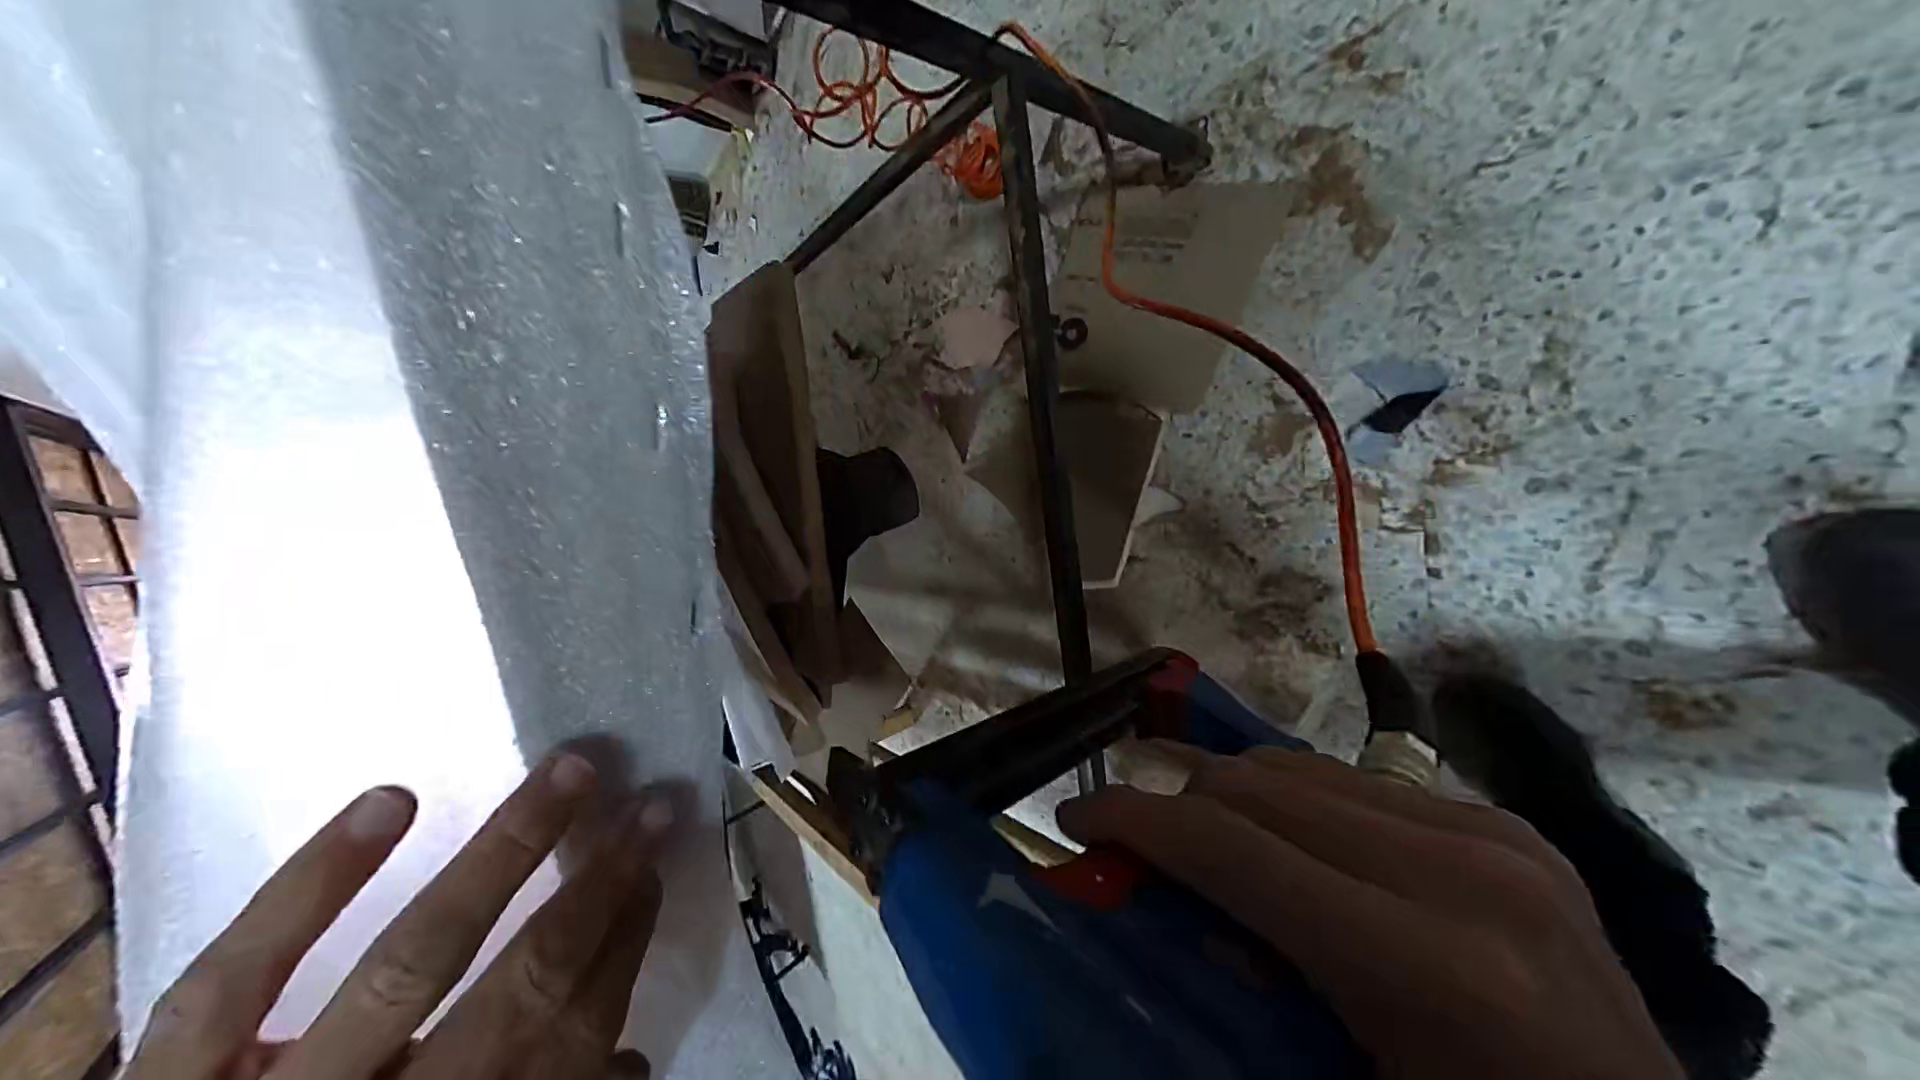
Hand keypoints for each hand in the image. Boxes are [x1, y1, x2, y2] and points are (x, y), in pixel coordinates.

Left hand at [124, 751, 671, 1079]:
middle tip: (644, 805)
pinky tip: (393, 798)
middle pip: (523, 982)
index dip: (624, 933)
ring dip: (509, 847)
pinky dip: (315, 883)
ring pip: (416, 954)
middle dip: (598, 882)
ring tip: (570, 771)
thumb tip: (632, 1055)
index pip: (580, 1023)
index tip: (650, 862)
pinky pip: (238, 975)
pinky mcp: (174, 1078)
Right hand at [1057, 746, 1685, 1079]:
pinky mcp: (1508, 825)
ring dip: (1231, 796)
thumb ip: (1239, 995)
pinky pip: (1355, 782)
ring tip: (1203, 837)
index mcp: (1428, 968)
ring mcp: (1498, 835)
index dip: (1135, 818)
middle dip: (1174, 802)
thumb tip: (1161, 909)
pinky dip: (1296, 803)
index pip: (1230, 845)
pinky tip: (1291, 846)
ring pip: (1300, 768)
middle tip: (1134, 839)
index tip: (1077, 816)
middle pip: (1258, 786)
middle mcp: (1467, 873)